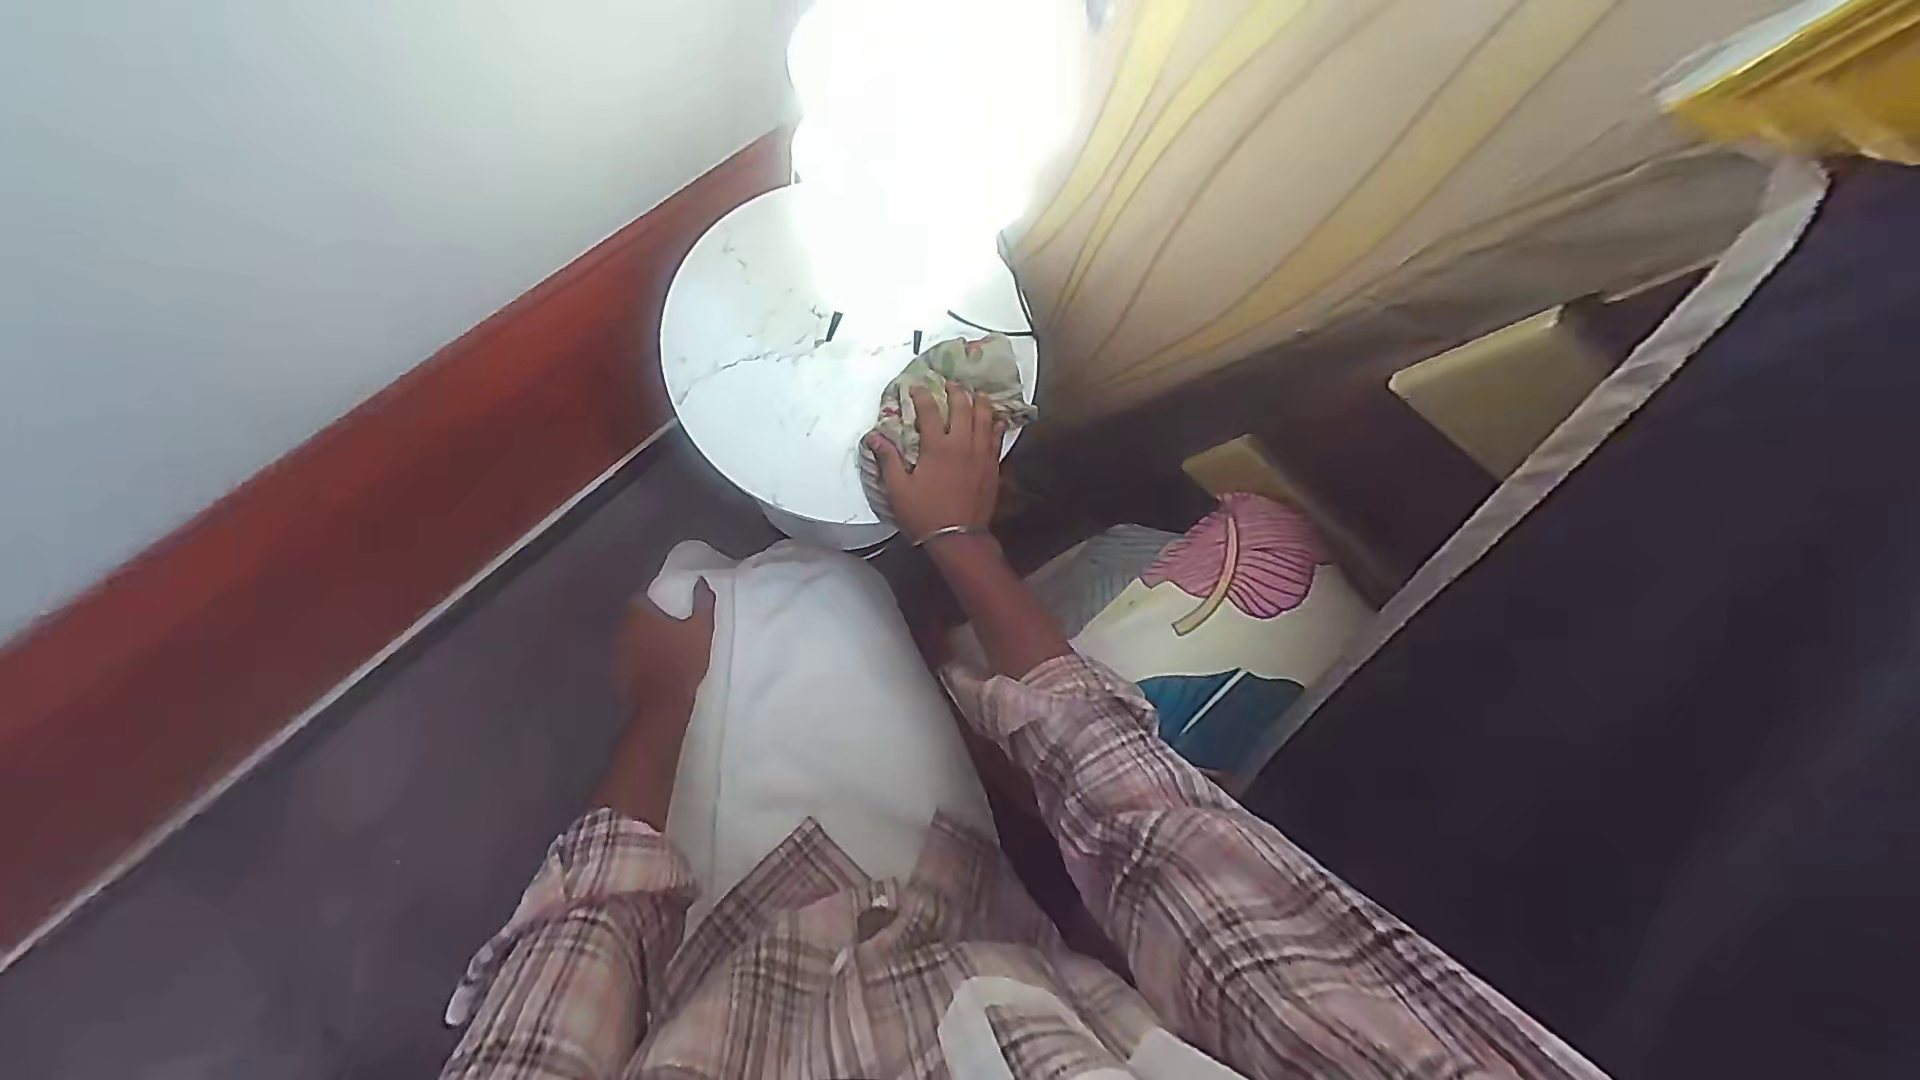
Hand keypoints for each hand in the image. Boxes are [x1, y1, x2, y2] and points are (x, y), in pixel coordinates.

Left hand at [612, 579, 715, 711]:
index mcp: (640, 614)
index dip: (655, 597)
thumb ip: (703, 602)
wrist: (663, 701)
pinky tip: (653, 663)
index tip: (668, 602)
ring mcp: (616, 651)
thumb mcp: (702, 628)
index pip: (641, 596)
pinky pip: (627, 655)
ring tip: (662, 643)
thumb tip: (702, 582)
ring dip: (642, 636)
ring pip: (629, 636)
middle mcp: (622, 628)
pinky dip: (638, 655)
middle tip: (668, 622)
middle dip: (649, 616)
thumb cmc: (684, 660)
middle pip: (633, 615)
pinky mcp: (616, 670)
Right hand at [867, 381, 1006, 541]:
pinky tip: (996, 419)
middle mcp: (963, 444)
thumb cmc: (925, 515)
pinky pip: (997, 438)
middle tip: (952, 383)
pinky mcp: (993, 467)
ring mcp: (981, 455)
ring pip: (985, 419)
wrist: (958, 538)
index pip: (929, 411)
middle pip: (963, 407)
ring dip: (980, 403)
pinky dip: (996, 425)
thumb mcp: (899, 489)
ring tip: (976, 394)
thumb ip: (888, 459)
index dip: (922, 395)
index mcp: (937, 447)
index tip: (916, 386)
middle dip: (956, 391)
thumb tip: (874, 436)